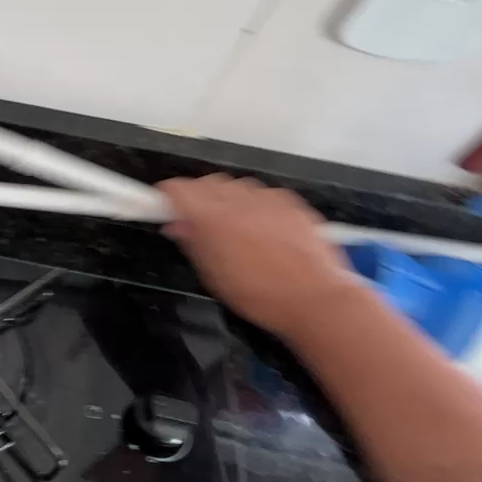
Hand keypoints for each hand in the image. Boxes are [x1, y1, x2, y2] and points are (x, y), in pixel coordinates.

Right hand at [159, 175, 363, 339]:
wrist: (316, 299)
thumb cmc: (256, 294)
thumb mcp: (212, 275)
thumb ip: (193, 243)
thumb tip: (177, 225)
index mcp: (212, 218)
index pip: (179, 189)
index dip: (167, 195)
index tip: (165, 207)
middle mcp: (239, 201)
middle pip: (208, 182)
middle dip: (197, 195)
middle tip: (196, 219)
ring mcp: (270, 199)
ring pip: (237, 185)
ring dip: (227, 197)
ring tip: (231, 222)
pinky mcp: (294, 205)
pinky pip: (265, 194)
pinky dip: (255, 203)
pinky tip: (261, 226)